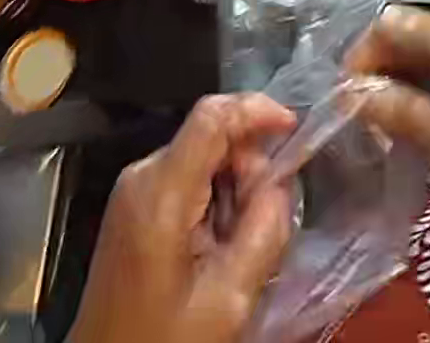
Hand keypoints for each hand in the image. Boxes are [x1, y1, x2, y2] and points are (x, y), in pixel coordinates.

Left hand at [69, 94, 298, 342]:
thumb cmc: (163, 341)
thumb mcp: (228, 298)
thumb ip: (265, 229)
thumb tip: (281, 181)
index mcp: (160, 190)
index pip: (212, 116)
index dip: (257, 109)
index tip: (294, 127)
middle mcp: (143, 174)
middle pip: (213, 135)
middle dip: (250, 165)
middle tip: (264, 218)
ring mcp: (136, 187)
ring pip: (206, 154)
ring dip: (235, 186)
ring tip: (237, 243)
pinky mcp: (137, 202)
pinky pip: (191, 175)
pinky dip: (217, 197)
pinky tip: (218, 243)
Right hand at [346, 6, 429, 236]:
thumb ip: (405, 115)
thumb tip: (349, 94)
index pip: (393, 25)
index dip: (363, 57)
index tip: (349, 101)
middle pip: (399, 27)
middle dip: (374, 67)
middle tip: (362, 117)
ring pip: (409, 37)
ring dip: (389, 73)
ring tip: (381, 118)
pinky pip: (426, 47)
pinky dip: (408, 74)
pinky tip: (407, 108)